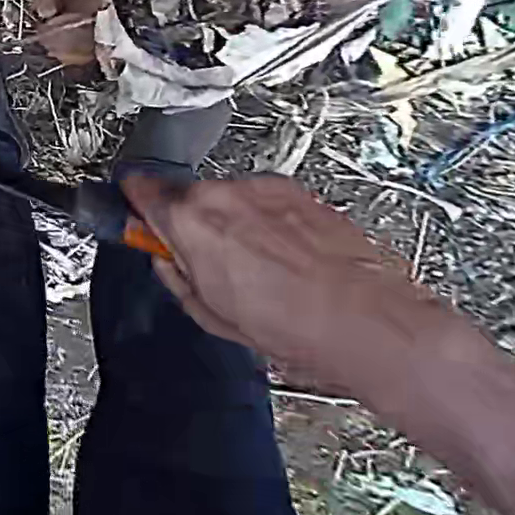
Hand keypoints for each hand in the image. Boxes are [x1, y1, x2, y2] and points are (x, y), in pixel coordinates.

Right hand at [119, 173, 485, 396]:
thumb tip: (165, 260)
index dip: (137, 206)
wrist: (376, 327)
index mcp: (185, 218)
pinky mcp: (297, 192)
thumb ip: (173, 274)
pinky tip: (289, 256)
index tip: (144, 221)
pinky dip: (267, 220)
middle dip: (189, 221)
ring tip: (261, 264)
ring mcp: (260, 189)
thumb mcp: (208, 313)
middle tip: (209, 259)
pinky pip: (263, 200)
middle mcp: (218, 193)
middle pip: (184, 195)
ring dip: (231, 220)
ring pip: (226, 198)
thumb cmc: (294, 327)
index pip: (137, 188)